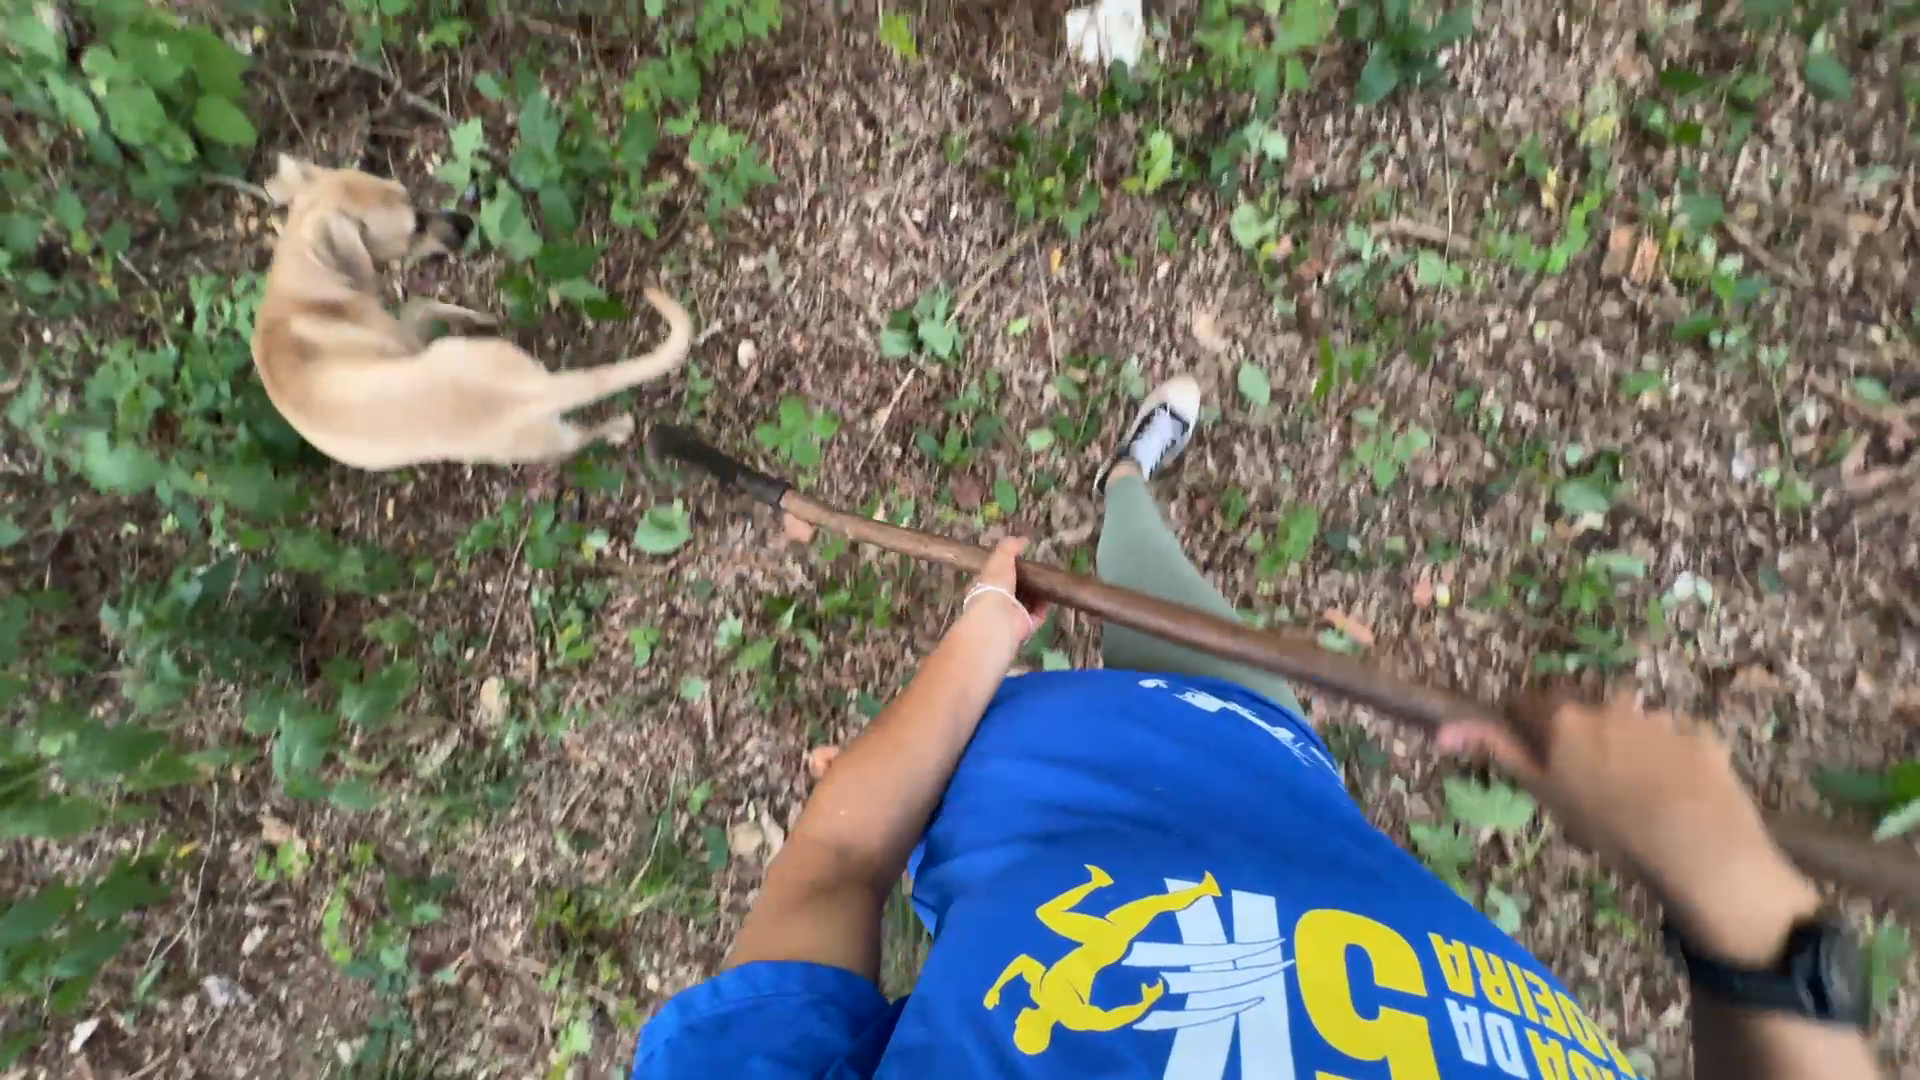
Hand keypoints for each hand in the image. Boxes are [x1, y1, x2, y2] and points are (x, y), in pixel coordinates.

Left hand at [960, 538, 1051, 643]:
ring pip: (1025, 602)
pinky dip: (1044, 606)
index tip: (1019, 560)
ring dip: (1036, 593)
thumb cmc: (994, 586)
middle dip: (1024, 581)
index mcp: (983, 586)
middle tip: (1037, 571)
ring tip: (1048, 581)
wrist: (998, 618)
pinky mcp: (1024, 625)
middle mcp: (995, 602)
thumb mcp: (999, 559)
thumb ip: (1009, 547)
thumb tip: (1023, 539)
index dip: (1004, 568)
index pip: (993, 576)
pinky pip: (1037, 614)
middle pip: (1012, 589)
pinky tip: (1052, 595)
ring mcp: (1009, 615)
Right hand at [1440, 698, 1819, 963]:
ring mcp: (1660, 718)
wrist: (1704, 856)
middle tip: (1584, 771)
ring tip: (1636, 783)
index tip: (1532, 752)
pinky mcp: (1704, 736)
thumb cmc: (1608, 827)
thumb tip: (1440, 730)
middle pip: (1579, 706)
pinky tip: (1677, 787)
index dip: (1523, 725)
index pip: (1525, 702)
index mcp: (1563, 717)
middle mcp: (1607, 705)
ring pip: (1630, 719)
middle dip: (1577, 728)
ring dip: (1625, 738)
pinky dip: (1671, 753)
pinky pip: (1677, 736)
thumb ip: (1495, 750)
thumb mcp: (1543, 791)